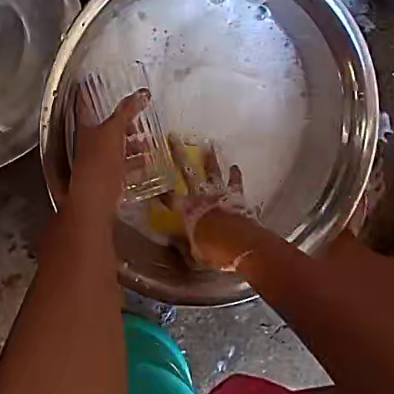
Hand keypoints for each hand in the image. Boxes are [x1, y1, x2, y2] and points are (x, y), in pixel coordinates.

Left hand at [68, 89, 149, 213]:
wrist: (93, 204)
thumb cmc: (100, 164)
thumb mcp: (114, 133)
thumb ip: (126, 112)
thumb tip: (142, 93)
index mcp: (85, 130)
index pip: (86, 105)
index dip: (91, 93)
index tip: (98, 84)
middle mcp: (87, 144)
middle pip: (105, 128)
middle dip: (123, 124)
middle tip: (140, 120)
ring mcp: (95, 163)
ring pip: (114, 148)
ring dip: (131, 144)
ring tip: (148, 143)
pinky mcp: (105, 180)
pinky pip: (120, 166)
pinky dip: (133, 163)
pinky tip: (145, 164)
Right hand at [167, 144, 263, 270]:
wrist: (242, 245)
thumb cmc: (215, 251)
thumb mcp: (194, 254)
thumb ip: (184, 245)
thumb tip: (172, 241)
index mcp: (187, 210)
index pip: (168, 197)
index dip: (159, 190)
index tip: (151, 179)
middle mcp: (201, 196)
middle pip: (188, 172)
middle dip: (179, 155)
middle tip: (173, 139)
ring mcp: (220, 193)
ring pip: (212, 172)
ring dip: (210, 158)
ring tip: (208, 144)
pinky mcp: (237, 196)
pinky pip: (235, 183)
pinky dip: (235, 175)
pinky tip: (235, 167)